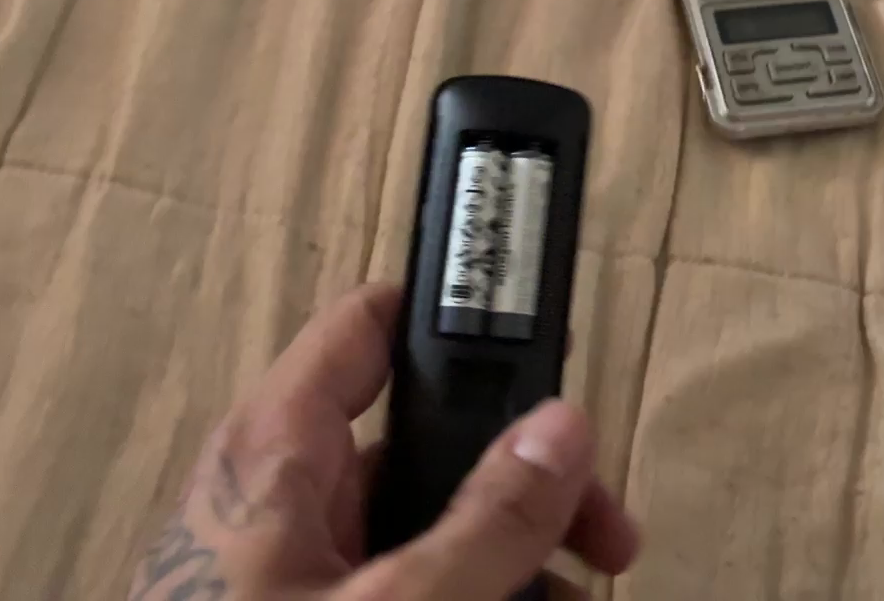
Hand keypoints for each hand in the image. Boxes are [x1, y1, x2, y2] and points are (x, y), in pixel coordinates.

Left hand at [128, 284, 638, 599]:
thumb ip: (489, 520)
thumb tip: (568, 418)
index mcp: (279, 454)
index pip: (368, 325)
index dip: (455, 311)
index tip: (548, 340)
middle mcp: (292, 493)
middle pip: (435, 435)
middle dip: (528, 473)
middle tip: (605, 522)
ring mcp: (303, 566)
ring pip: (437, 517)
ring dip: (521, 545)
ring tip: (590, 585)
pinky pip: (418, 580)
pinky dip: (484, 589)